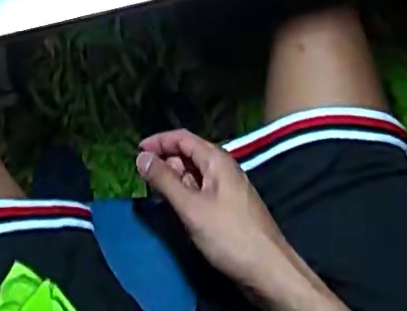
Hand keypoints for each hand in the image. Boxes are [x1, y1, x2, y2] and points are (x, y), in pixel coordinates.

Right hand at [137, 130, 345, 310]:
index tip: (137, 151)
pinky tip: (180, 210)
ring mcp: (228, 187)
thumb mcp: (191, 207)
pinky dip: (187, 194)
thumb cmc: (229, 234)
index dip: (159, 141)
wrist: (269, 269)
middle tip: (146, 179)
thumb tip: (142, 157)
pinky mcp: (230, 206)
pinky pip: (202, 190)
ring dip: (176, 179)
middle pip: (188, 153)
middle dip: (166, 161)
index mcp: (216, 159)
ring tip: (159, 195)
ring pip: (195, 173)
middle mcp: (223, 166)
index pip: (182, 137)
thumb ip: (165, 180)